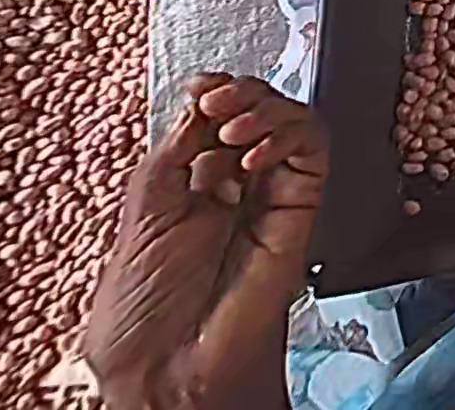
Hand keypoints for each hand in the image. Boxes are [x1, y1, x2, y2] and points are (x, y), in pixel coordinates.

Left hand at [84, 75, 327, 409]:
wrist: (172, 370)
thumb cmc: (145, 312)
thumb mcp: (140, 222)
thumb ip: (171, 160)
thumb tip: (197, 105)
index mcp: (201, 183)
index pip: (223, 119)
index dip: (218, 94)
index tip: (202, 85)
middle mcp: (242, 180)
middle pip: (262, 111)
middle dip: (243, 94)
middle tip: (218, 98)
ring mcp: (276, 189)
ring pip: (294, 121)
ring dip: (267, 110)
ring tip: (234, 125)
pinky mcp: (304, 201)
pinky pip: (313, 151)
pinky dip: (289, 138)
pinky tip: (253, 156)